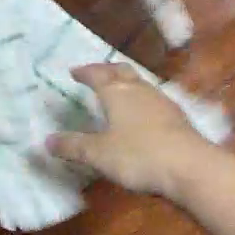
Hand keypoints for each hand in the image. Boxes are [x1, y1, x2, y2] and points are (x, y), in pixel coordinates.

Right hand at [46, 63, 217, 199]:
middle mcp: (138, 88)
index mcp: (117, 92)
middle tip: (95, 73)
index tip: (74, 71)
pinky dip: (140, 97)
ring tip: (117, 89)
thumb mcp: (99, 154)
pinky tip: (141, 110)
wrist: (188, 164)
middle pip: (120, 71)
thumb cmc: (138, 155)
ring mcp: (160, 99)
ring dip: (125, 81)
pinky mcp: (175, 113)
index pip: (97, 74)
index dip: (85, 72)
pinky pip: (151, 96)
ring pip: (138, 81)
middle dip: (106, 69)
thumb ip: (74, 146)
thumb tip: (46, 140)